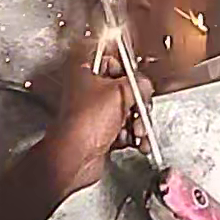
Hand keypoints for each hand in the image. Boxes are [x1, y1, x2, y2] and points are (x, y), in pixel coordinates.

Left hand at [34, 50, 149, 197]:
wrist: (76, 158)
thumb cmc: (86, 122)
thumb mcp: (119, 92)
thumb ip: (137, 83)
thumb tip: (144, 84)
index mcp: (85, 73)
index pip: (110, 61)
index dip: (126, 71)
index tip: (136, 80)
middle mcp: (88, 92)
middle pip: (123, 90)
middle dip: (137, 103)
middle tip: (140, 110)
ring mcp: (95, 114)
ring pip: (127, 112)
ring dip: (138, 123)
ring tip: (138, 132)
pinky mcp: (102, 134)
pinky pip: (125, 130)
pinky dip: (134, 137)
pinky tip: (138, 143)